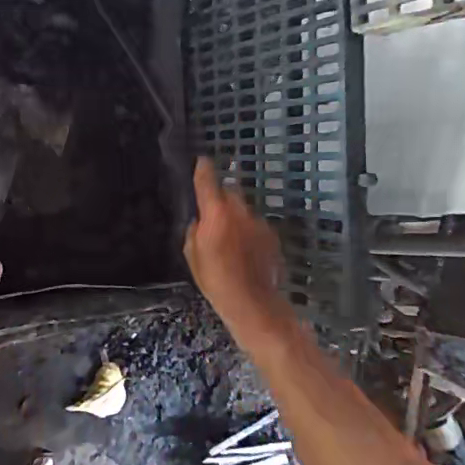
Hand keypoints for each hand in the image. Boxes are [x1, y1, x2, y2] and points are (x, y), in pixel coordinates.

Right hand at [183, 157, 292, 332]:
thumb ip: (195, 231)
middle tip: (213, 218)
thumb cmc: (216, 280)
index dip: (203, 169)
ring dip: (236, 219)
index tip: (202, 161)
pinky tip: (245, 252)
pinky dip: (249, 233)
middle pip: (229, 192)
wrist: (253, 302)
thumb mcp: (192, 256)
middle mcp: (240, 211)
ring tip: (230, 242)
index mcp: (216, 213)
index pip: (208, 180)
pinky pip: (256, 226)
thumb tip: (200, 221)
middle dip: (221, 200)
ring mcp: (259, 222)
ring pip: (243, 211)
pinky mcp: (272, 235)